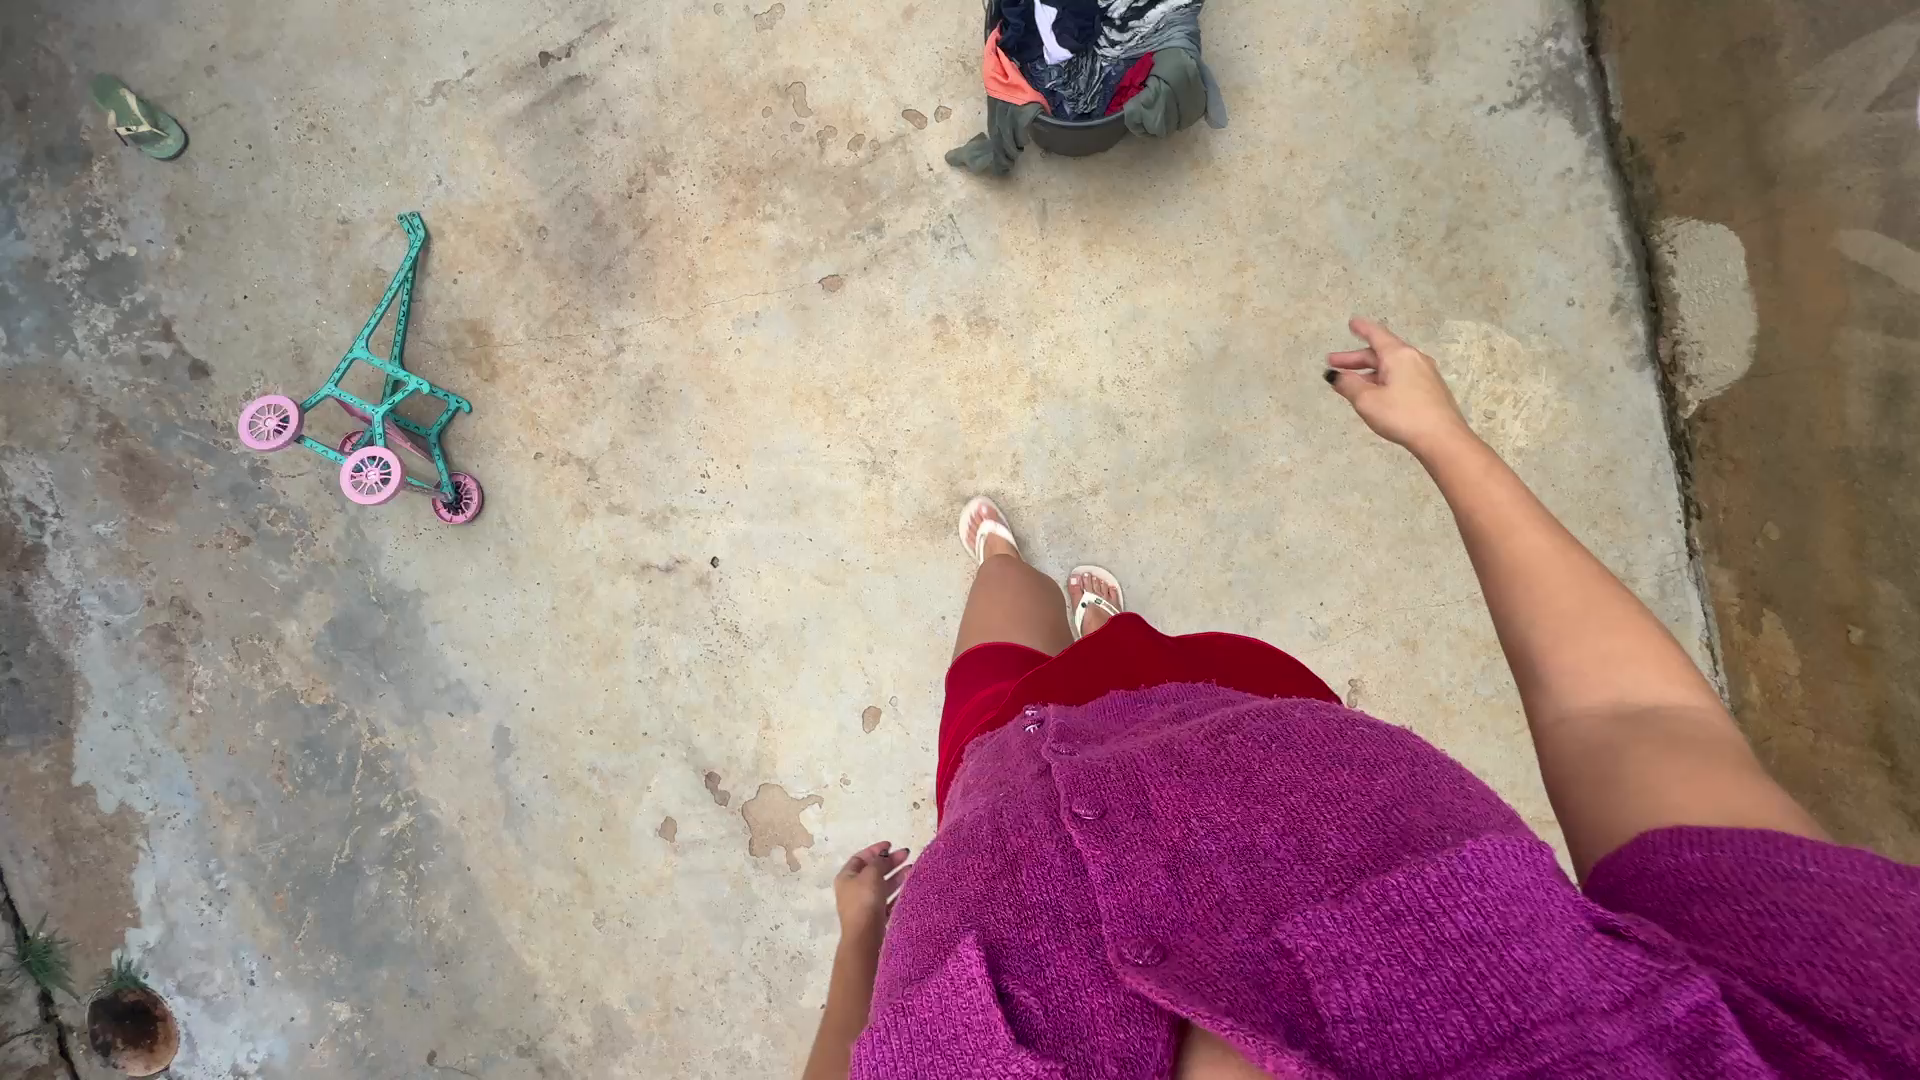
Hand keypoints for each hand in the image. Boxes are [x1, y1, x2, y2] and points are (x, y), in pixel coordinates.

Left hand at [833, 841, 911, 944]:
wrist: (865, 936)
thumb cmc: (864, 899)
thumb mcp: (871, 873)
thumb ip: (879, 861)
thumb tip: (884, 855)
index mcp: (847, 877)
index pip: (860, 858)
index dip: (875, 850)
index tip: (891, 845)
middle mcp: (854, 890)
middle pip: (873, 871)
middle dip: (890, 862)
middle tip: (907, 854)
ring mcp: (865, 905)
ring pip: (882, 885)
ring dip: (897, 876)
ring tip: (912, 869)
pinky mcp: (876, 918)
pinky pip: (888, 901)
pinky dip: (898, 893)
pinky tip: (909, 887)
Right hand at [1325, 318, 1473, 455]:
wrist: (1441, 437)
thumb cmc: (1401, 415)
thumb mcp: (1366, 400)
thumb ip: (1348, 385)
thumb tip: (1335, 375)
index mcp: (1398, 356)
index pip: (1377, 336)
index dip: (1362, 329)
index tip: (1352, 323)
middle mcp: (1413, 359)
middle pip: (1380, 353)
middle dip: (1355, 358)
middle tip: (1333, 363)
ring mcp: (1424, 374)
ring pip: (1390, 367)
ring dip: (1368, 371)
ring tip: (1350, 382)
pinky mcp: (1429, 389)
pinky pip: (1400, 376)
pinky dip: (1382, 379)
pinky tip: (1374, 392)